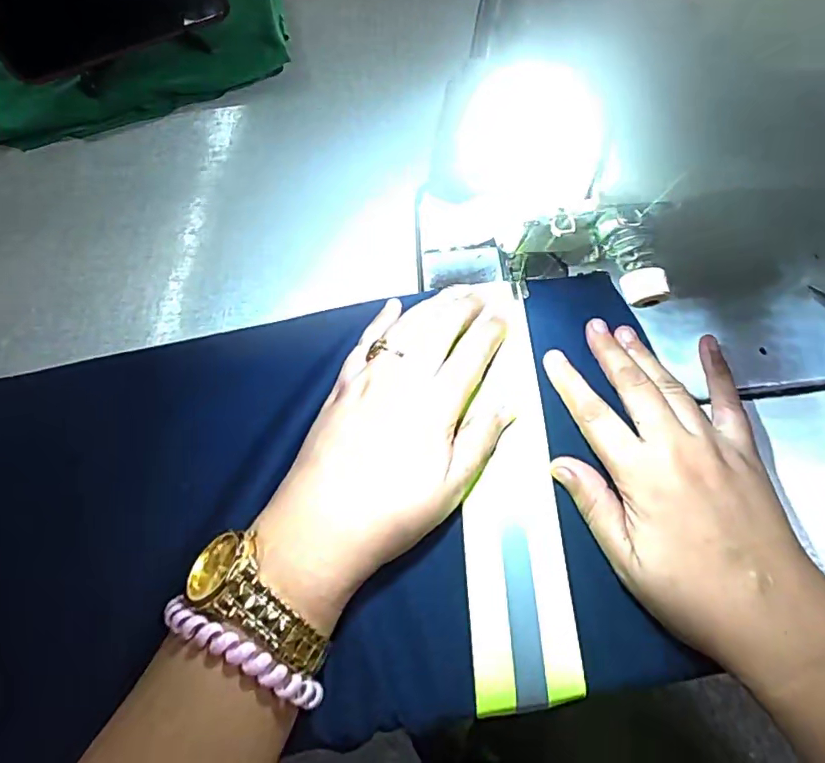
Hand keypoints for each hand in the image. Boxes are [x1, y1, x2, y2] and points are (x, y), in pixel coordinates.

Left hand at [251, 288, 512, 629]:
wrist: (315, 531)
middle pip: (440, 327)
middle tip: (484, 294)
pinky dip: (380, 320)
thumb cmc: (390, 515)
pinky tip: (392, 307)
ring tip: (453, 292)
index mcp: (435, 405)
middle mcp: (403, 380)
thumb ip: (481, 440)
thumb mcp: (451, 488)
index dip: (492, 330)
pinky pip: (365, 342)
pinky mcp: (342, 387)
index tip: (506, 317)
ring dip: (433, 304)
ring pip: (406, 326)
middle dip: (467, 305)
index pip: (472, 352)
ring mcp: (369, 379)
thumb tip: (508, 407)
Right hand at [543, 320, 824, 679]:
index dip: (572, 384)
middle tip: (594, 326)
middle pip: (635, 388)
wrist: (767, 605)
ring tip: (627, 332)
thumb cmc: (690, 592)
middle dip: (610, 354)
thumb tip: (560, 463)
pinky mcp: (742, 445)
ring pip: (672, 386)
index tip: (555, 357)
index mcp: (640, 474)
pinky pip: (727, 398)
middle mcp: (674, 445)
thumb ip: (595, 505)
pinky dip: (717, 368)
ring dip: (647, 356)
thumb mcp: (629, 561)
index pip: (595, 418)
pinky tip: (709, 344)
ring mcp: (712, 441)